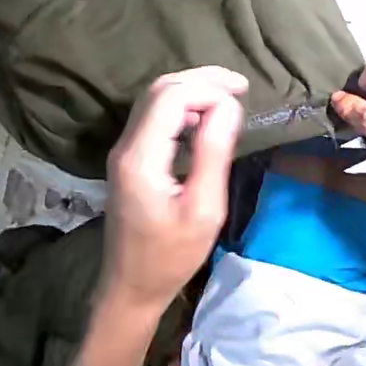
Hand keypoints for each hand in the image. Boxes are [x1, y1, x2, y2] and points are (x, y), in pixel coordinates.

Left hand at [103, 66, 247, 312]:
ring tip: (229, 96)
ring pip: (153, 99)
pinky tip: (204, 117)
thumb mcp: (204, 209)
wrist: (130, 285)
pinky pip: (152, 117)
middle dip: (201, 80)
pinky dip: (180, 106)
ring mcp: (123, 150)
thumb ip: (213, 153)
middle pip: (159, 89)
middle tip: (241, 86)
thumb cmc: (170, 256)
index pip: (171, 95)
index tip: (242, 98)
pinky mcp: (128, 158)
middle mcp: (126, 145)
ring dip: (190, 90)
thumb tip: (228, 107)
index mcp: (141, 156)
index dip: (208, 88)